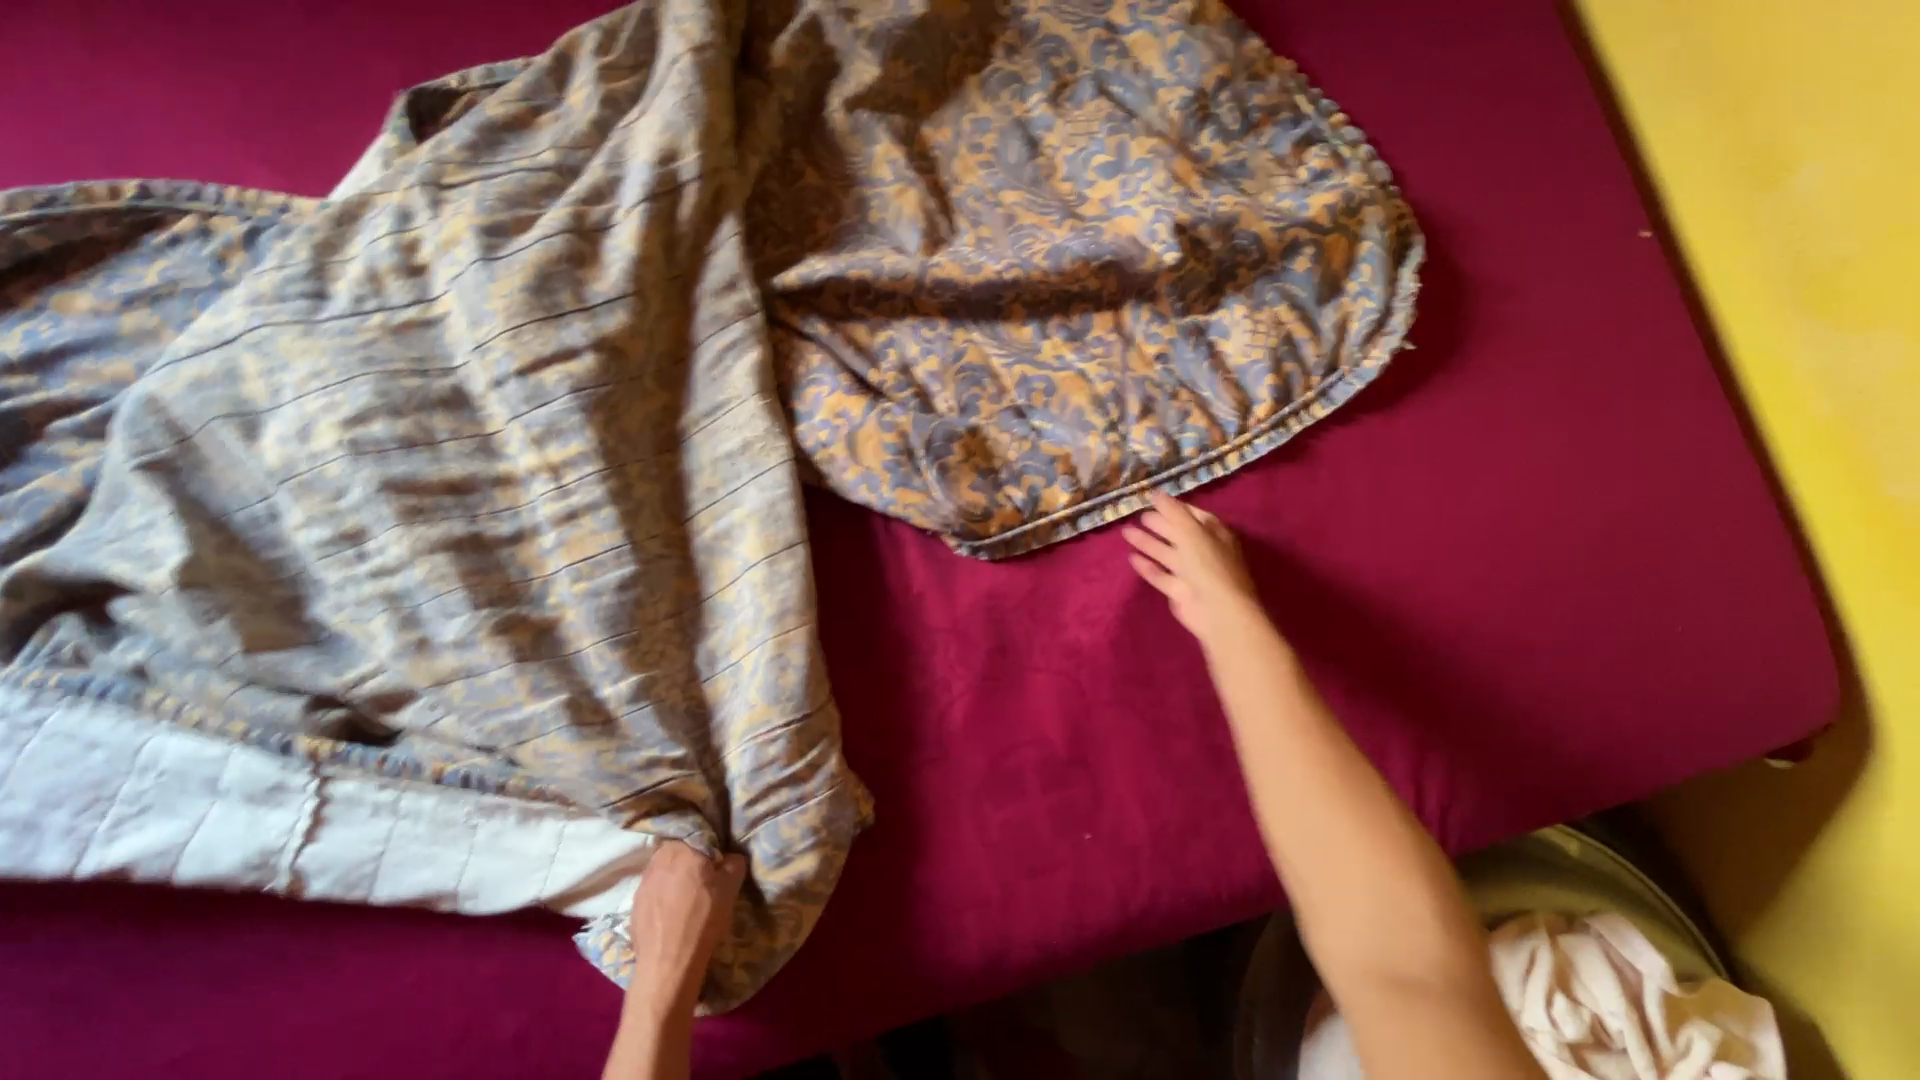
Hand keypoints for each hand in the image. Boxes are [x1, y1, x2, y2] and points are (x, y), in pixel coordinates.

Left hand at [624, 841, 747, 1020]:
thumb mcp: (731, 887)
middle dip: (690, 858)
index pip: (698, 832)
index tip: (717, 858)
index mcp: (683, 847)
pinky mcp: (634, 902)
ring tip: (687, 896)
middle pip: (678, 849)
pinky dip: (663, 895)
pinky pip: (653, 889)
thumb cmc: (704, 917)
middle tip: (704, 876)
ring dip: (674, 876)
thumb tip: (728, 857)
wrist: (668, 960)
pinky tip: (672, 912)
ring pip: (663, 869)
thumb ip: (733, 862)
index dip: (709, 844)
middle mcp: (659, 858)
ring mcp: (643, 880)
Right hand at [1123, 492, 1262, 644]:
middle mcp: (1204, 552)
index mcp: (1215, 534)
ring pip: (1167, 554)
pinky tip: (1132, 557)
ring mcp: (1192, 573)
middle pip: (1179, 534)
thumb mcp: (1191, 532)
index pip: (1195, 516)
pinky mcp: (1180, 591)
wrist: (1217, 611)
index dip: (1176, 508)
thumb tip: (1155, 492)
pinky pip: (1161, 575)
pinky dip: (1148, 567)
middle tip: (1140, 516)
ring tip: (1127, 532)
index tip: (1156, 501)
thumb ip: (1172, 512)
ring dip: (1148, 543)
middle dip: (1160, 525)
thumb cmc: (1209, 565)